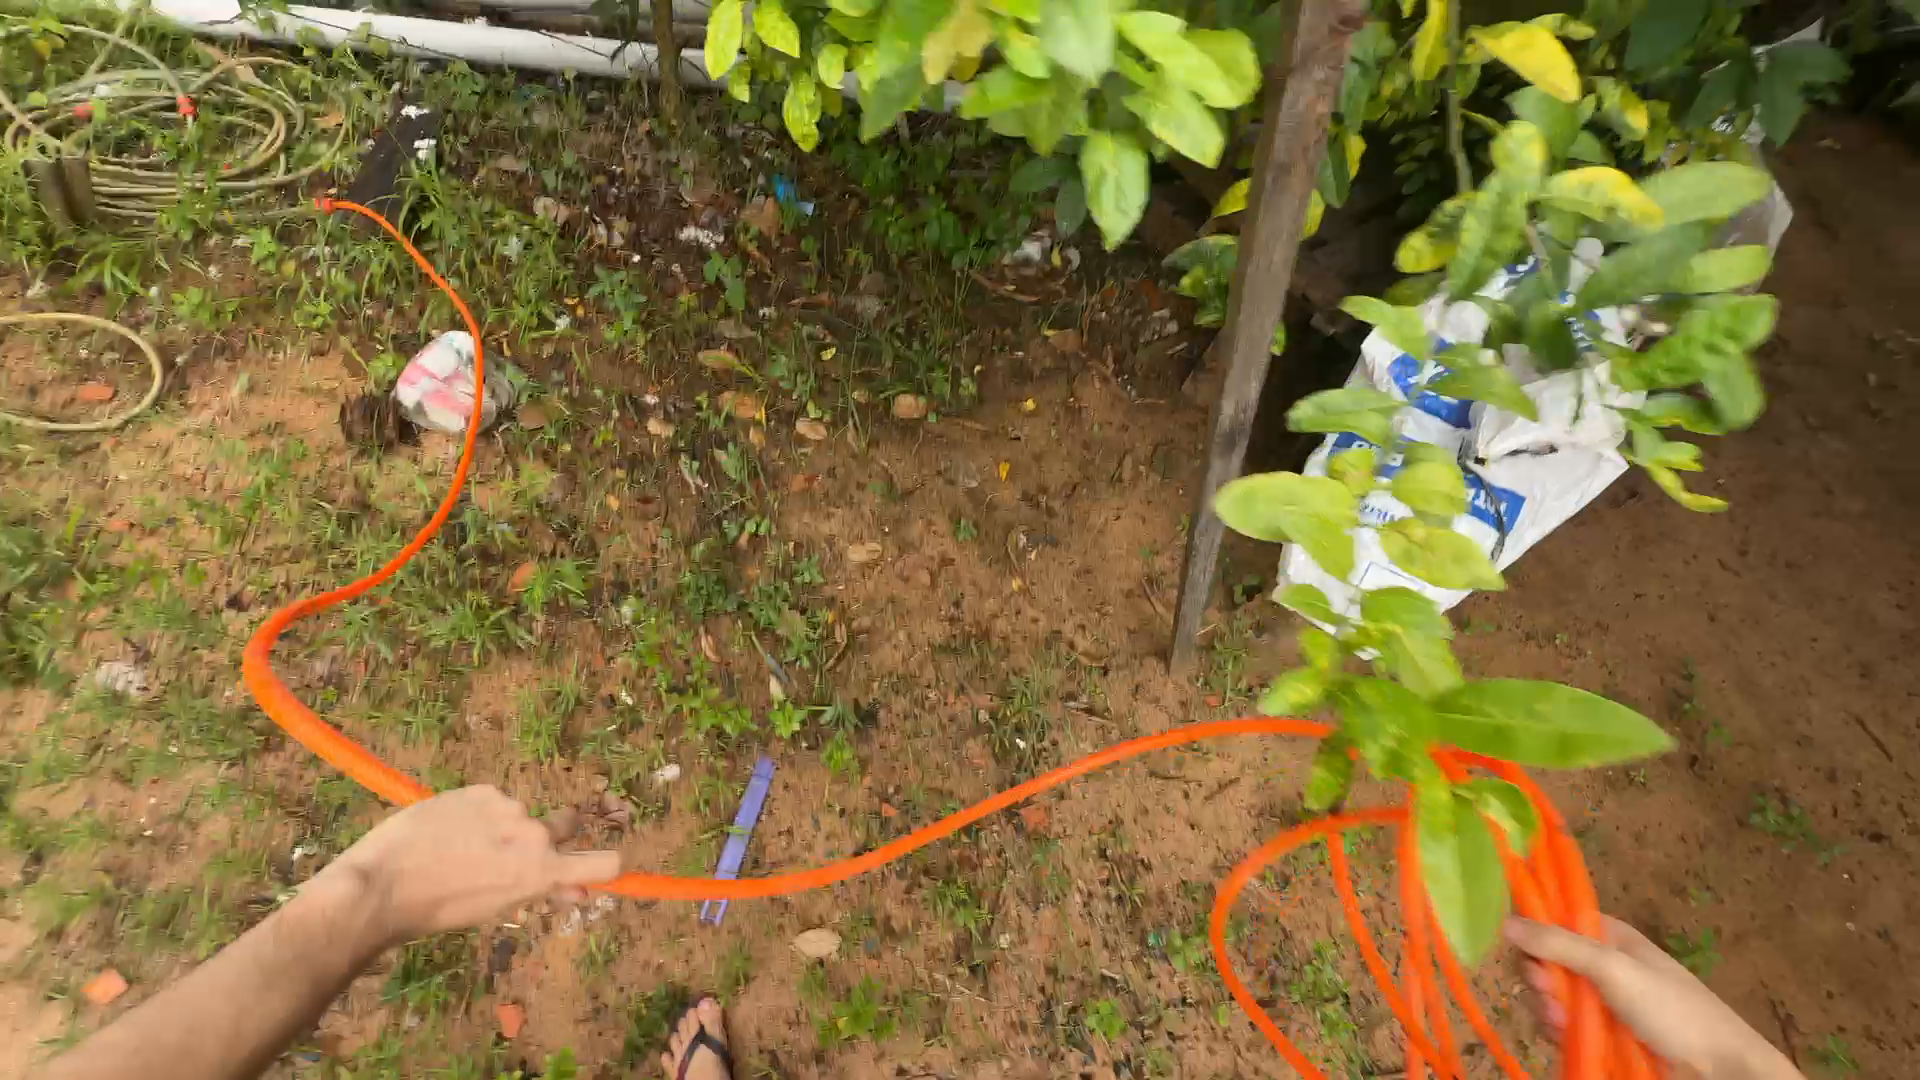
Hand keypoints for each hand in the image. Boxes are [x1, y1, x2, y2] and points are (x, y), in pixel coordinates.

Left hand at [318, 786, 622, 947]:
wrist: (376, 885)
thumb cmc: (433, 910)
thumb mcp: (494, 907)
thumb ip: (542, 891)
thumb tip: (580, 890)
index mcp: (540, 871)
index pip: (605, 863)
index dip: (606, 867)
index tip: (597, 870)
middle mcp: (534, 835)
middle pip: (562, 827)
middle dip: (545, 839)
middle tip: (503, 858)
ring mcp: (510, 808)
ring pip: (520, 816)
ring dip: (503, 827)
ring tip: (458, 847)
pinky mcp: (485, 790)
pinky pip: (493, 801)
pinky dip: (478, 813)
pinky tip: (448, 830)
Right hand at [1505, 916, 1802, 1079]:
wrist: (1725, 1076)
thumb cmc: (1675, 1011)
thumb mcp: (1615, 969)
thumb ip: (1558, 943)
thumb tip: (1504, 921)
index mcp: (1605, 936)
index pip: (1551, 920)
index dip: (1532, 931)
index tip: (1526, 949)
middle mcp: (1598, 963)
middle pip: (1544, 958)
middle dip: (1539, 976)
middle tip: (1549, 993)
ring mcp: (1598, 999)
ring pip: (1548, 992)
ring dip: (1546, 1005)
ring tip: (1560, 1023)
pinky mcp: (1597, 1031)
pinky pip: (1559, 1021)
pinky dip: (1555, 1028)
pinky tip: (1564, 1035)